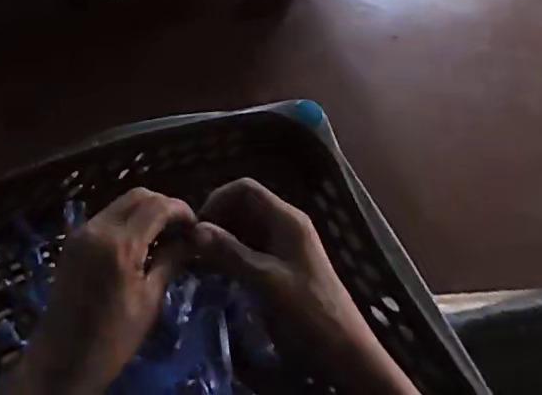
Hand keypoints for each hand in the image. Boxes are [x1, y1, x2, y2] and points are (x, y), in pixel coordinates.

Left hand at [8, 188, 195, 394]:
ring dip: (144, 211)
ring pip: (121, 203)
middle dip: (162, 205)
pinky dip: (126, 220)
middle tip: (180, 228)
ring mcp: (83, 231)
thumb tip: (193, 239)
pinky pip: (106, 216)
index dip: (180, 209)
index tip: (195, 225)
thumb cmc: (112, 340)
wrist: (61, 362)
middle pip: (138, 196)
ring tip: (162, 235)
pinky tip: (138, 242)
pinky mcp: (73, 239)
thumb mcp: (149, 302)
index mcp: (120, 244)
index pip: (156, 206)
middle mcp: (98, 228)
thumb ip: (170, 261)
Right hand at [192, 179, 418, 394]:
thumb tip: (195, 229)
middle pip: (245, 207)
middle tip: (196, 248)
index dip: (218, 200)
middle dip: (219, 221)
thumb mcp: (265, 281)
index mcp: (286, 217)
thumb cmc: (308, 311)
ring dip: (225, 240)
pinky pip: (253, 248)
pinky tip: (222, 275)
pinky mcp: (285, 265)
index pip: (245, 189)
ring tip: (204, 263)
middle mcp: (286, 224)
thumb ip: (230, 253)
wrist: (346, 353)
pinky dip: (235, 256)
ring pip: (247, 228)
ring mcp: (287, 245)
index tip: (198, 227)